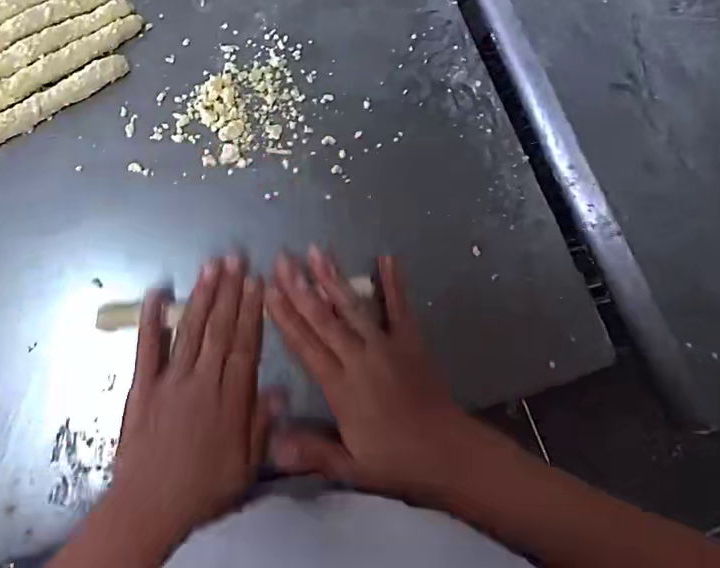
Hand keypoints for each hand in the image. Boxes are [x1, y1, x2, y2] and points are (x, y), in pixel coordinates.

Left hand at [103, 256, 270, 542]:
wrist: (151, 504)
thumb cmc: (203, 489)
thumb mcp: (245, 467)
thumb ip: (261, 425)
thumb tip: (281, 389)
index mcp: (229, 401)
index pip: (245, 348)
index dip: (252, 313)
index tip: (257, 284)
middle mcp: (202, 382)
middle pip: (219, 330)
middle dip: (229, 292)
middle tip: (236, 259)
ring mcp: (170, 379)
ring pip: (190, 330)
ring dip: (202, 296)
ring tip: (211, 266)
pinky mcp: (144, 383)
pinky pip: (148, 345)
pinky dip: (151, 318)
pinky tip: (157, 292)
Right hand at [266, 247, 525, 507]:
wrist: (453, 456)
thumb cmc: (398, 462)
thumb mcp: (353, 468)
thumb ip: (313, 452)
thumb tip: (273, 447)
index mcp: (341, 387)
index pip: (305, 346)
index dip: (284, 317)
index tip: (267, 290)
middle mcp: (359, 359)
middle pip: (323, 319)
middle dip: (300, 288)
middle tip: (282, 259)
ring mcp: (386, 346)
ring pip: (353, 307)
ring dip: (333, 278)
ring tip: (316, 250)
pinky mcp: (410, 341)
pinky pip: (399, 308)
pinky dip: (393, 282)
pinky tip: (386, 257)